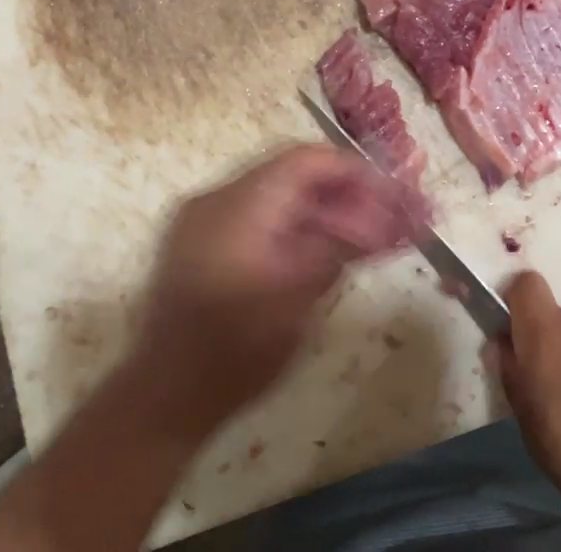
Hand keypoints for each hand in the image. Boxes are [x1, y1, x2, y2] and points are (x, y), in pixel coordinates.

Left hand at [130, 144, 421, 438]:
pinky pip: (262, 221)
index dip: (356, 171)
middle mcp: (217, 200)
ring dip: (328, 213)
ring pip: (281, 199)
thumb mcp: (298, 296)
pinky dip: (300, 230)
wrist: (164, 400)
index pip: (307, 161)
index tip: (395, 192)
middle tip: (393, 217)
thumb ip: (342, 245)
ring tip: (374, 237)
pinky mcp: (204, 246)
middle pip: (295, 176)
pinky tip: (334, 253)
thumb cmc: (235, 349)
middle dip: (349, 193)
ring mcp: (206, 222)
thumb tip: (388, 218)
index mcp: (237, 204)